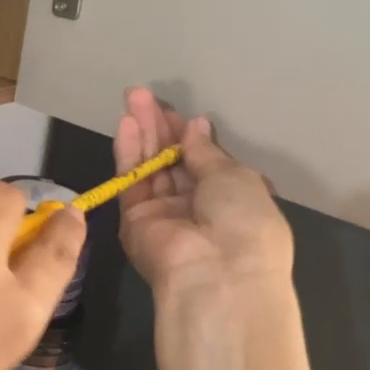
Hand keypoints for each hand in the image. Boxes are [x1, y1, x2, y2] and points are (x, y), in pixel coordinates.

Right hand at [114, 87, 291, 294]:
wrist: (215, 274)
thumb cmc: (243, 222)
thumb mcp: (236, 176)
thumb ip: (206, 151)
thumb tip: (196, 126)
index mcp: (232, 197)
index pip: (205, 159)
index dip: (191, 134)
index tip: (180, 112)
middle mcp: (197, 204)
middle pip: (173, 158)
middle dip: (160, 126)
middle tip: (142, 95)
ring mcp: (164, 211)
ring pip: (150, 165)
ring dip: (142, 132)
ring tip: (131, 98)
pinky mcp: (135, 218)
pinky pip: (131, 180)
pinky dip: (128, 152)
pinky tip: (125, 124)